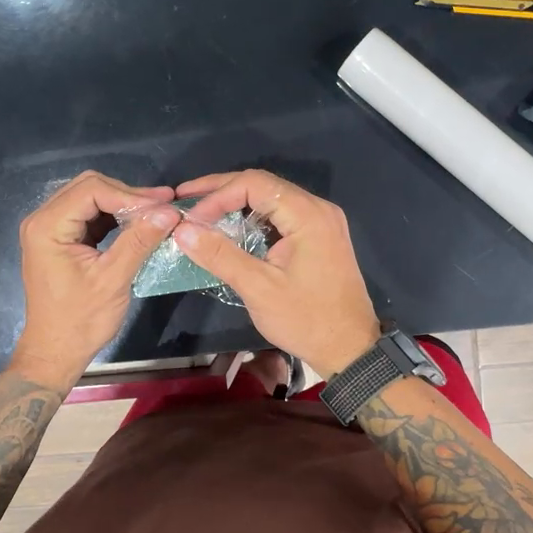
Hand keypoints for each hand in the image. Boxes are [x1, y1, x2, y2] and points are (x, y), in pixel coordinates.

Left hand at [13, 171, 180, 387]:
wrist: (55, 352)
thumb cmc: (80, 321)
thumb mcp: (113, 279)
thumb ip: (139, 241)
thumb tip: (170, 211)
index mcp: (47, 226)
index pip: (92, 190)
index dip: (130, 195)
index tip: (163, 206)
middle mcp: (43, 220)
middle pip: (89, 188)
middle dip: (128, 196)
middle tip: (163, 207)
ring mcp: (50, 230)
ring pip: (91, 200)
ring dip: (123, 205)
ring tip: (157, 214)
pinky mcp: (60, 241)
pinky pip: (89, 217)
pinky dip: (114, 218)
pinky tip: (138, 225)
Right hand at [172, 170, 380, 375]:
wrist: (349, 349)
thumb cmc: (306, 320)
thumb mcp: (259, 288)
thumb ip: (220, 255)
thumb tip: (182, 229)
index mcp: (308, 215)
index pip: (254, 184)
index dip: (217, 195)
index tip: (191, 218)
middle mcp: (317, 209)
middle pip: (263, 185)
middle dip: (221, 191)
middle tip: (186, 199)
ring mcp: (321, 223)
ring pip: (271, 199)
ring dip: (236, 203)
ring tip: (201, 212)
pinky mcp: (319, 238)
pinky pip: (281, 216)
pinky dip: (252, 218)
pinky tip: (229, 228)